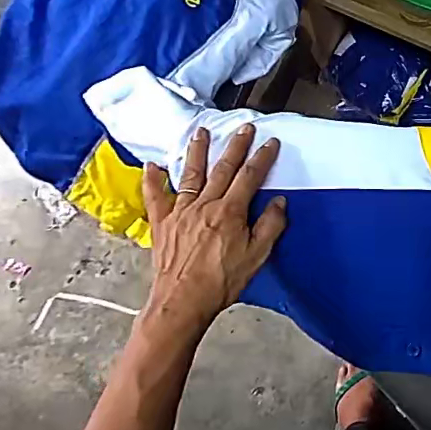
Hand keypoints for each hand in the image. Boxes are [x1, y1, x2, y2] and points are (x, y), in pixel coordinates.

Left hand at [138, 123, 287, 340]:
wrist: (182, 301)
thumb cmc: (223, 280)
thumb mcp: (258, 254)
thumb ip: (270, 225)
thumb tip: (278, 202)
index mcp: (230, 212)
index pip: (250, 177)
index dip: (262, 157)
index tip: (271, 143)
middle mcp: (204, 206)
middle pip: (222, 169)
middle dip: (235, 146)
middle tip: (243, 128)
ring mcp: (180, 212)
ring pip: (190, 175)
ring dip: (197, 152)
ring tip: (201, 133)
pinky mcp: (162, 224)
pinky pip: (155, 197)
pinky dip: (152, 180)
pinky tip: (152, 166)